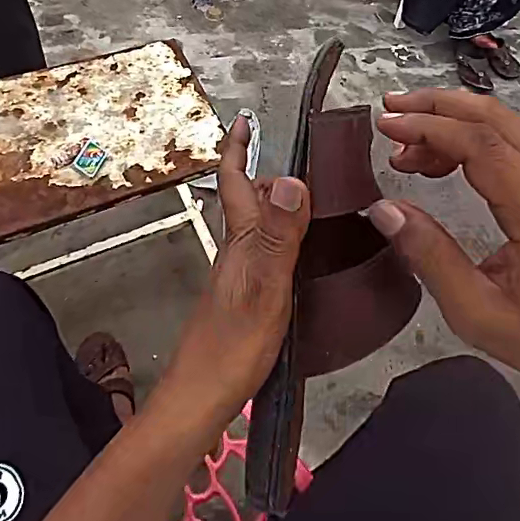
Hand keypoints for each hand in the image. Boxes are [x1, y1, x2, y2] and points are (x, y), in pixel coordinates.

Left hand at [154, 115, 310, 435]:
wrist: (201, 399)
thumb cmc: (233, 346)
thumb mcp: (265, 287)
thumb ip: (279, 235)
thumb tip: (291, 179)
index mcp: (241, 241)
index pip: (235, 183)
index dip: (239, 150)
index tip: (246, 120)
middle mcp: (238, 250)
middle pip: (249, 200)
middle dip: (269, 173)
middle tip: (309, 162)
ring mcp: (241, 274)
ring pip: (260, 226)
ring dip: (281, 205)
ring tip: (318, 200)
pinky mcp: (248, 296)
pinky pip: (268, 251)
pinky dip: (287, 237)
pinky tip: (308, 252)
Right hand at [370, 90, 519, 422]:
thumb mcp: (476, 312)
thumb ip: (430, 256)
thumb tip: (384, 209)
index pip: (482, 144)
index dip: (430, 127)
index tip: (387, 125)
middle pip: (497, 119)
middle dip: (439, 105)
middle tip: (391, 110)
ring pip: (506, 125)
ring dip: (453, 119)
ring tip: (405, 142)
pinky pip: (513, 144)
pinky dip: (471, 139)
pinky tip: (438, 160)